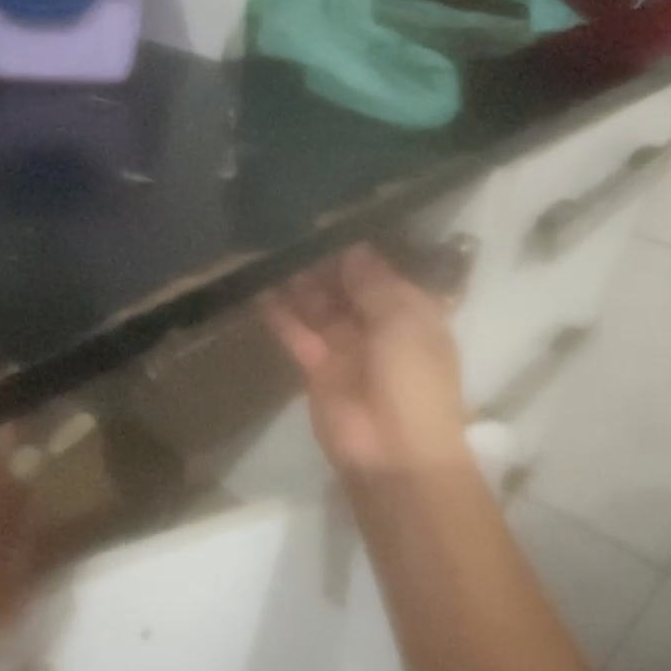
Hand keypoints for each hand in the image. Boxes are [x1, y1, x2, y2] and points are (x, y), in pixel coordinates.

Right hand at [261, 244, 472, 480]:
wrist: (394, 453)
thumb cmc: (412, 378)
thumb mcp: (403, 318)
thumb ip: (373, 281)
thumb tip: (351, 246)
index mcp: (412, 311)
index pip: (381, 271)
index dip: (355, 248)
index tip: (325, 216)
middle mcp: (379, 325)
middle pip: (346, 287)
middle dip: (322, 262)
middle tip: (288, 228)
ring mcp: (346, 348)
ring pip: (319, 307)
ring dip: (298, 283)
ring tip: (268, 249)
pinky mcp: (316, 369)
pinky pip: (296, 333)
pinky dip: (280, 314)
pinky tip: (258, 287)